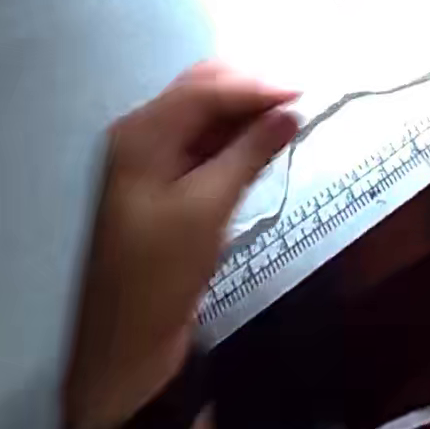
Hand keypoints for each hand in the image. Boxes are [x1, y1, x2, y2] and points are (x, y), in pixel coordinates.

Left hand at [63, 63, 299, 428]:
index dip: (258, 86)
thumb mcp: (210, 205)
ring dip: (248, 107)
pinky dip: (239, 129)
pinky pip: (208, 133)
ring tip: (289, 113)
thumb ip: (252, 150)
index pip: (206, 90)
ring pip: (209, 108)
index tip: (303, 92)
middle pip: (204, 87)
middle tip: (297, 99)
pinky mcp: (167, 171)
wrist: (126, 342)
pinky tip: (266, 135)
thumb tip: (292, 111)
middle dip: (252, 87)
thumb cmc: (162, 272)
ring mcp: (154, 150)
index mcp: (142, 133)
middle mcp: (144, 130)